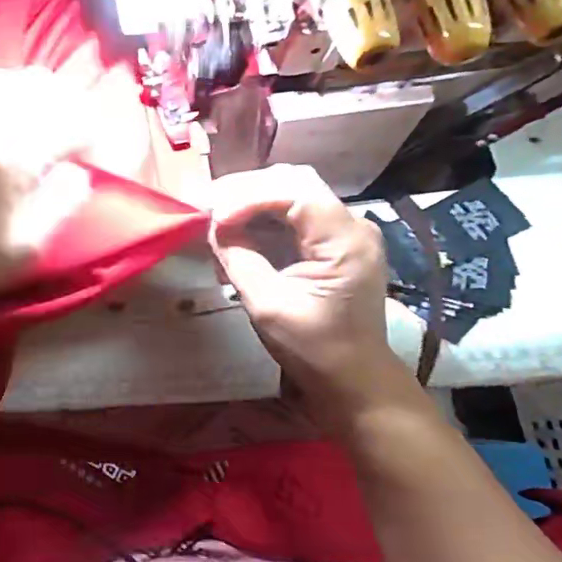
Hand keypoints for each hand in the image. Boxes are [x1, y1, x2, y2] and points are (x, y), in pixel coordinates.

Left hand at [0, 68, 93, 352]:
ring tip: (30, 129)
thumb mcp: (27, 246)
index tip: (89, 158)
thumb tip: (77, 168)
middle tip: (66, 143)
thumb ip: (64, 198)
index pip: (75, 116)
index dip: (91, 136)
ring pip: (4, 78)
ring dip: (28, 98)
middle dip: (64, 111)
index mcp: (13, 150)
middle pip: (42, 86)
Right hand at [208, 164, 402, 413]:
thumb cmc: (314, 349)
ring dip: (252, 201)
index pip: (294, 191)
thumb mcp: (269, 306)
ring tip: (217, 219)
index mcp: (345, 240)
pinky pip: (295, 214)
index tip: (216, 219)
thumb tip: (214, 228)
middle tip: (208, 209)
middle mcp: (352, 225)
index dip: (248, 197)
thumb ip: (239, 259)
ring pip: (293, 192)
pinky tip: (238, 232)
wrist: (353, 379)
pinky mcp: (333, 242)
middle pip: (294, 181)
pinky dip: (263, 217)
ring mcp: (345, 232)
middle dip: (247, 191)